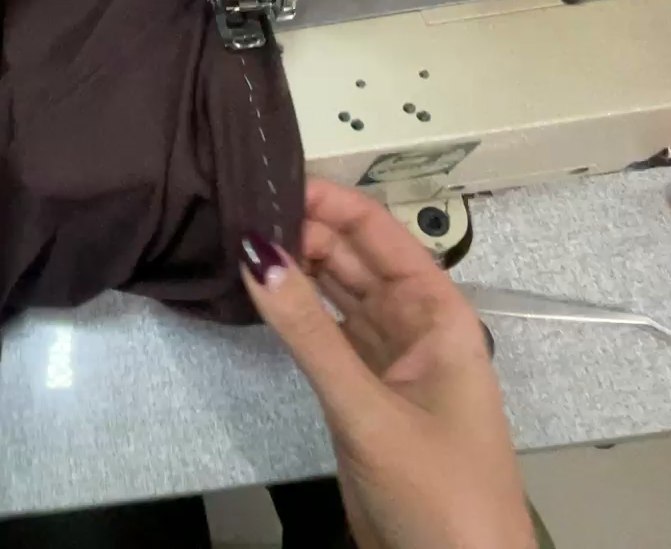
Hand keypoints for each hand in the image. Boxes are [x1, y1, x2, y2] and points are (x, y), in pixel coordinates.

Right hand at [241, 179, 534, 548]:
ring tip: (232, 235)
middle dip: (297, 228)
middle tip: (232, 209)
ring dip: (290, 264)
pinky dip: (288, 307)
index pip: (376, 229)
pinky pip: (319, 328)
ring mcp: (380, 352)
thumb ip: (308, 331)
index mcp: (435, 309)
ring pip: (330, 288)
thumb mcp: (368, 408)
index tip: (265, 179)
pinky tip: (253, 287)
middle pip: (348, 253)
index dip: (326, 199)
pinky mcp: (355, 383)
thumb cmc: (438, 492)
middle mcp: (408, 319)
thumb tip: (252, 249)